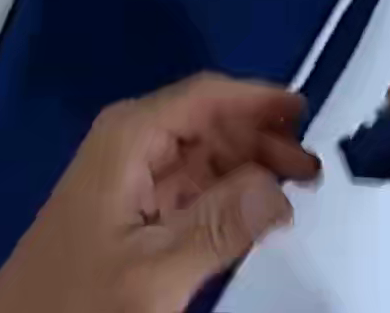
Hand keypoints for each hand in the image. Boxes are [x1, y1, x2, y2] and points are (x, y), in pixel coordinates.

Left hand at [0, 72, 321, 312]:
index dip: (256, 98)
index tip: (304, 112)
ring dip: (247, 163)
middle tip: (310, 168)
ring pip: (202, 151)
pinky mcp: (133, 202)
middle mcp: (132, 137)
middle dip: (258, 136)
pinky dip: (225, 190)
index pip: (205, 96)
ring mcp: (131, 169)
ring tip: (295, 187)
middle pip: (207, 120)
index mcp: (132, 133)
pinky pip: (190, 182)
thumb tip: (279, 185)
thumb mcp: (154, 273)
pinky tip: (255, 207)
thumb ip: (220, 226)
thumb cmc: (79, 301)